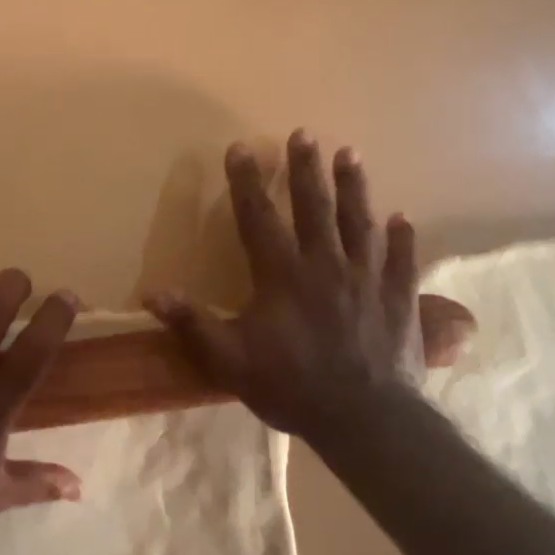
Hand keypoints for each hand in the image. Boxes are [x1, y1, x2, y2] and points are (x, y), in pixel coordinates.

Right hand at [145, 131, 475, 441]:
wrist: (367, 420)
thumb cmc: (292, 386)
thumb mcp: (229, 360)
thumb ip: (193, 324)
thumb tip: (152, 293)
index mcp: (282, 275)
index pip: (259, 217)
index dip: (247, 181)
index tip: (241, 148)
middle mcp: (325, 265)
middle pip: (314, 207)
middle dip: (306, 169)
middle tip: (304, 134)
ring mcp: (367, 279)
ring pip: (359, 223)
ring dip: (353, 187)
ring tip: (350, 154)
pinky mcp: (399, 299)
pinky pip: (402, 261)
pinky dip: (402, 238)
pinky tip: (402, 218)